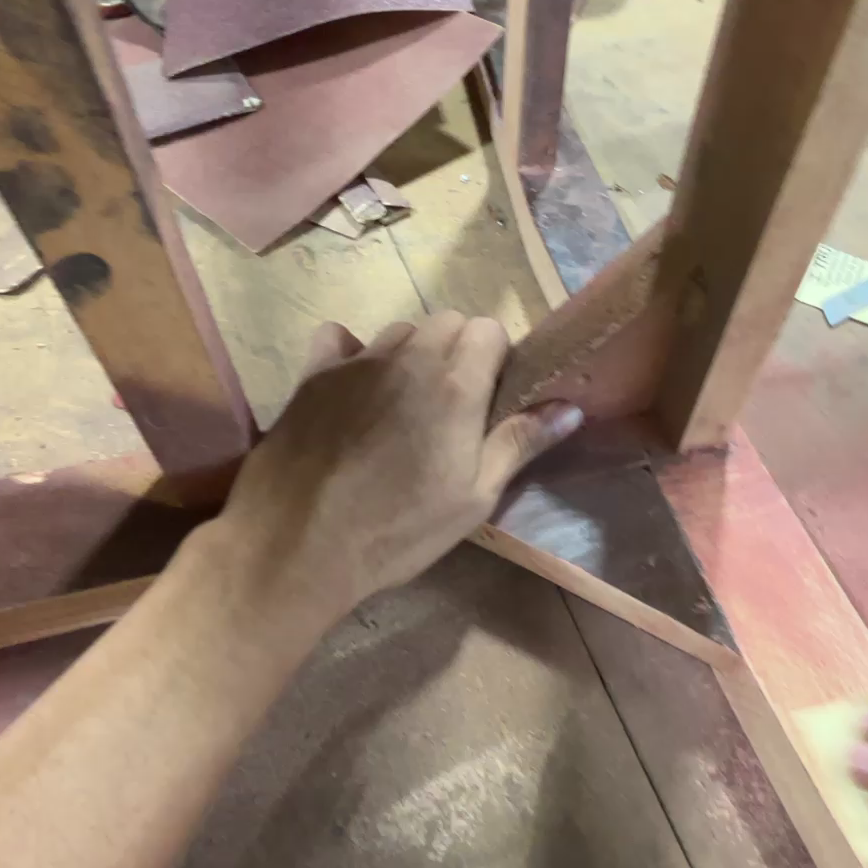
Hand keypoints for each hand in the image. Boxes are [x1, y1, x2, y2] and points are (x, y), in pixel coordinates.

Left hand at [201, 314, 581, 618]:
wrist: (296, 546)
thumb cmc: (398, 530)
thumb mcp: (474, 497)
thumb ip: (520, 442)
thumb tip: (570, 406)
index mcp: (456, 384)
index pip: (489, 329)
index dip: (495, 358)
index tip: (489, 398)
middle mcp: (408, 357)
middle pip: (447, 322)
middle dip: (457, 351)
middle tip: (449, 407)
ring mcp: (356, 362)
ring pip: (399, 331)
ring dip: (411, 355)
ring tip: (401, 406)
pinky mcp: (312, 374)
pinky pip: (340, 338)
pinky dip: (352, 353)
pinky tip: (352, 391)